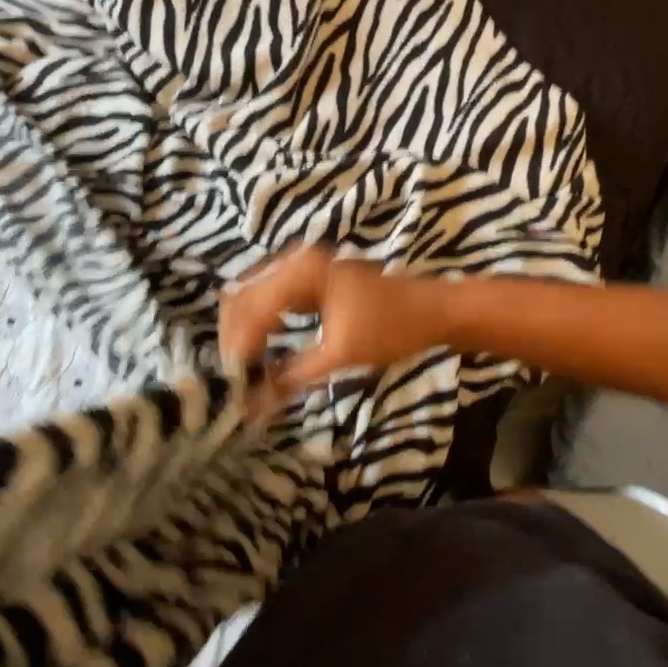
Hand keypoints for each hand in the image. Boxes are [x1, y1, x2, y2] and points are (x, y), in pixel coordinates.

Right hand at [218, 246, 448, 411]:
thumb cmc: (392, 327)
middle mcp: (294, 259)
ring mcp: (302, 265)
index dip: (237, 348)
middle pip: (242, 297)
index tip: (233, 384)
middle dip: (235, 338)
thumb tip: (252, 407)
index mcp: (300, 271)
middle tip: (235, 378)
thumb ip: (292, 377)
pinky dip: (262, 323)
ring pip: (253, 296)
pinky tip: (261, 349)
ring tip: (244, 368)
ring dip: (245, 331)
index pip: (248, 309)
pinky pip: (271, 296)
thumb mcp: (341, 354)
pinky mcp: (310, 277)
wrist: (435, 310)